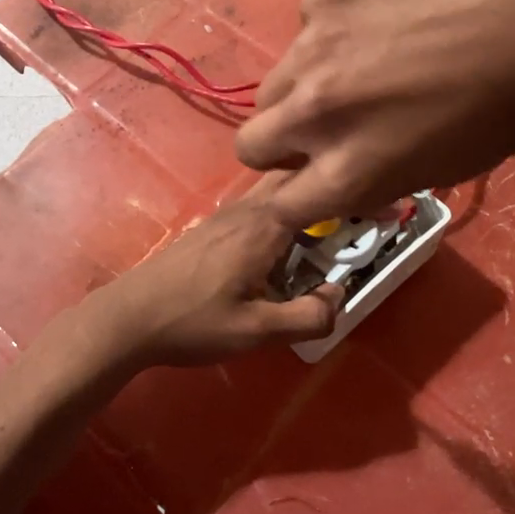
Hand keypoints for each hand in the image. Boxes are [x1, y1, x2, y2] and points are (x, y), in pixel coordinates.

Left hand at [76, 173, 344, 368]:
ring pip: (275, 193)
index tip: (387, 205)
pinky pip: (258, 208)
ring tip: (334, 228)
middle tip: (365, 214)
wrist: (128, 318)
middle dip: (329, 190)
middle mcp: (245, 210)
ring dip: (305, 201)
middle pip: (295, 182)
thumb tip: (339, 295)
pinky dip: (283, 214)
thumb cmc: (193, 323)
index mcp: (263, 225)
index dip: (354, 195)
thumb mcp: (257, 332)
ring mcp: (224, 216)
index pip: (317, 192)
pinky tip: (287, 247)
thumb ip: (307, 317)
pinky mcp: (210, 229)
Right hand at [235, 0, 514, 226]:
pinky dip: (337, 23)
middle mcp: (315, 113)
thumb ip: (368, 174)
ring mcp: (313, 45)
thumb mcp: (437, 169)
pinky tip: (391, 10)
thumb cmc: (513, 111)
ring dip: (307, 79)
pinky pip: (310, 18)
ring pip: (277, 77)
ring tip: (369, 57)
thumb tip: (336, 168)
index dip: (296, 191)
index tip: (313, 178)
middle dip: (282, 140)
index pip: (278, 203)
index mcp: (348, 172)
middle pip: (253, 141)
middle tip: (329, 121)